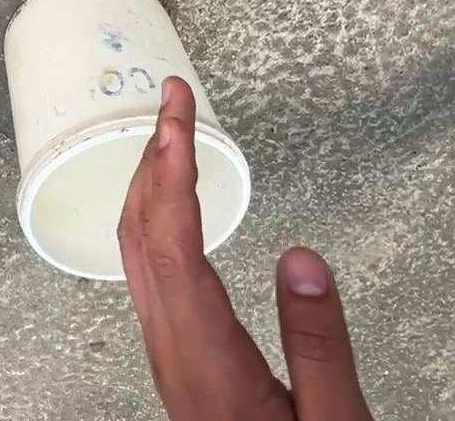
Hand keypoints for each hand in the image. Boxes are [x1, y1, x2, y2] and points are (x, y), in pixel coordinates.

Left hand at [118, 78, 373, 420]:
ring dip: (149, 175)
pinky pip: (146, 258)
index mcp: (204, 356)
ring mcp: (164, 340)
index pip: (173, 244)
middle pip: (140, 229)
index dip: (171, 173)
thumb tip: (303, 255)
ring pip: (135, 242)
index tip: (178, 118)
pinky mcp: (172, 342)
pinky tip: (172, 192)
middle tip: (173, 97)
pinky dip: (154, 207)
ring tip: (173, 127)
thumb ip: (319, 346)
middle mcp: (169, 340)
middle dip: (154, 152)